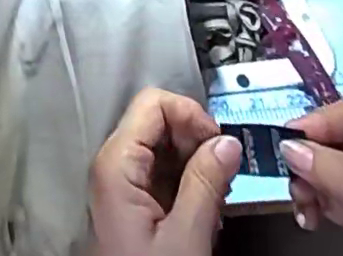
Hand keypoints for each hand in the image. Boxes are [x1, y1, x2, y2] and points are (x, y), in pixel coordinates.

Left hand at [86, 88, 242, 255]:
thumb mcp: (185, 239)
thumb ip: (206, 183)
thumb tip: (228, 141)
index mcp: (116, 161)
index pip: (152, 103)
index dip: (189, 114)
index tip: (220, 143)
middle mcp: (114, 162)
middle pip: (157, 120)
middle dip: (196, 138)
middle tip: (227, 170)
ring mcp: (121, 182)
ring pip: (162, 145)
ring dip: (196, 161)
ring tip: (219, 193)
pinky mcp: (132, 202)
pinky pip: (162, 171)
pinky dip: (188, 180)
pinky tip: (207, 205)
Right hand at [281, 95, 342, 255]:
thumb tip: (292, 146)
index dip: (325, 121)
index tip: (289, 139)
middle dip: (315, 155)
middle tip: (288, 175)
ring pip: (339, 169)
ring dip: (312, 181)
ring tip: (300, 205)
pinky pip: (341, 200)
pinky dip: (319, 204)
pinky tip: (309, 217)